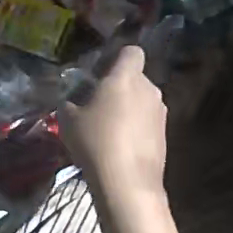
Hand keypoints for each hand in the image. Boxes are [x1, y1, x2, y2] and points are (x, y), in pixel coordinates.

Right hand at [61, 46, 168, 191]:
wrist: (126, 181)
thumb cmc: (94, 140)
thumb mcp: (67, 119)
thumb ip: (70, 102)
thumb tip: (72, 101)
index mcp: (125, 78)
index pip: (131, 52)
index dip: (117, 58)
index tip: (100, 74)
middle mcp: (148, 89)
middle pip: (135, 78)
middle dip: (119, 86)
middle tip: (96, 104)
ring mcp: (160, 112)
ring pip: (142, 100)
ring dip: (128, 107)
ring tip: (107, 128)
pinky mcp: (165, 134)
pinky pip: (147, 121)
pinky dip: (135, 127)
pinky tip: (118, 145)